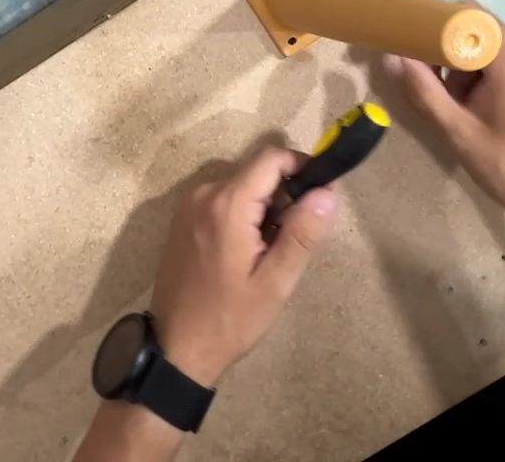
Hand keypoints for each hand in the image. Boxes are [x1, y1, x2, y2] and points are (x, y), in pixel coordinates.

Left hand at [149, 146, 340, 384]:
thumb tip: (327, 192)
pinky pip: (223, 197)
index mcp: (227, 203)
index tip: (318, 197)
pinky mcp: (183, 215)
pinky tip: (243, 252)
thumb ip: (302, 233)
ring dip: (262, 207)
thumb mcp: (275, 282)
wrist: (177, 347)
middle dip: (282, 196)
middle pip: (257, 171)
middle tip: (290, 240)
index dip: (301, 167)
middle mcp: (204, 191)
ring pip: (241, 184)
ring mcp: (190, 202)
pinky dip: (241, 213)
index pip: (271, 157)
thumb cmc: (230, 318)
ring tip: (266, 252)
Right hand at [380, 25, 504, 271]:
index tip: (414, 54)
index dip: (434, 28)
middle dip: (451, 55)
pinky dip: (493, 75)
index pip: (464, 13)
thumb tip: (392, 58)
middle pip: (479, 29)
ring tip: (466, 112)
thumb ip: (424, 92)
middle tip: (441, 95)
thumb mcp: (462, 135)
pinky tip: (489, 112)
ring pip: (495, 46)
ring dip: (471, 69)